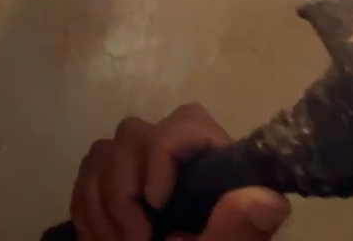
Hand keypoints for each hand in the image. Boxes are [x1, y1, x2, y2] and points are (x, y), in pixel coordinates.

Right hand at [70, 104, 290, 240]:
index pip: (189, 123)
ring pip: (103, 152)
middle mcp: (175, 160)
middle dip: (123, 188)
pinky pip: (86, 175)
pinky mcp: (112, 183)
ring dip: (102, 206)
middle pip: (135, 134)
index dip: (163, 151)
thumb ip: (236, 233)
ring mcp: (139, 168)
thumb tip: (266, 197)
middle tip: (134, 240)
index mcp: (214, 171)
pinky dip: (88, 212)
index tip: (155, 202)